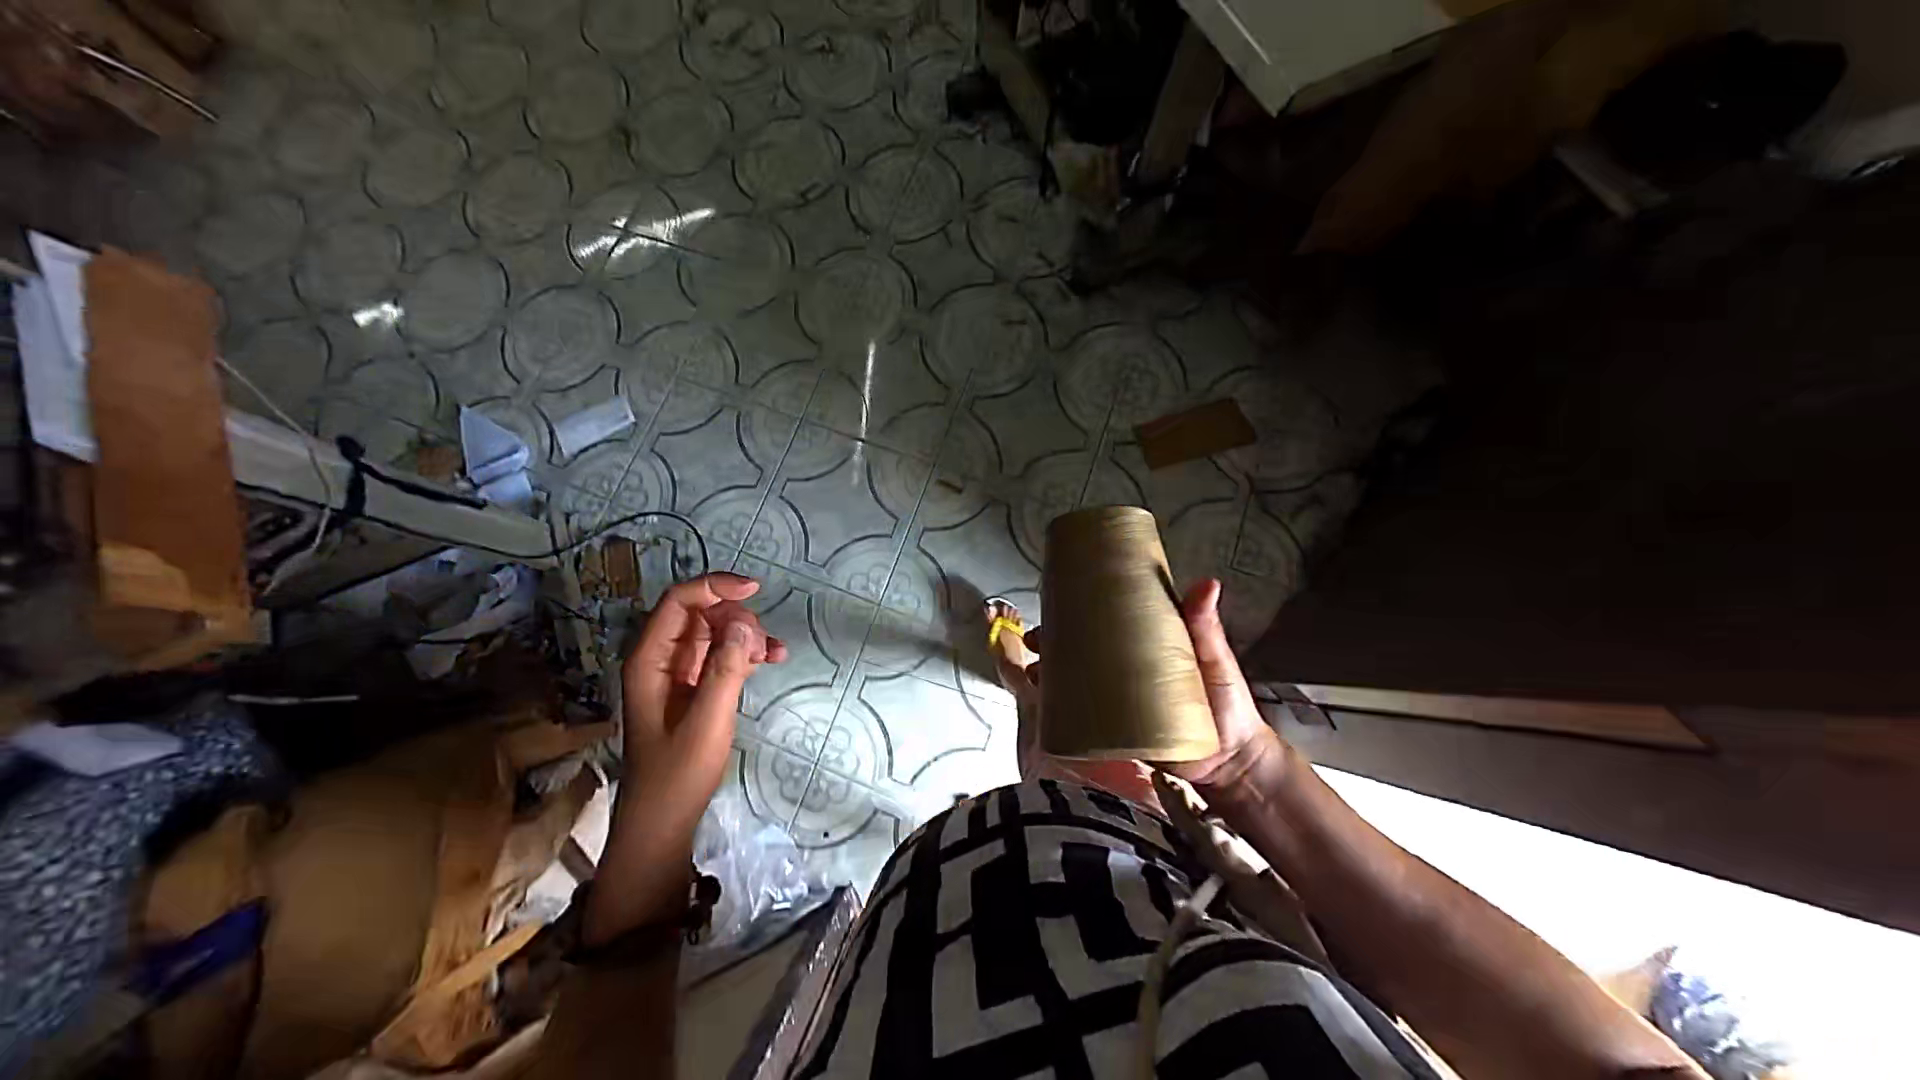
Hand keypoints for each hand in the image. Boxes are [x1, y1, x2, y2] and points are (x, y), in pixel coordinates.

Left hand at [588, 573, 787, 943]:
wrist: (663, 821)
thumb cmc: (678, 774)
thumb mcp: (706, 721)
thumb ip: (725, 669)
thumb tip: (746, 624)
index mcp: (649, 659)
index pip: (679, 601)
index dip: (714, 586)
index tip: (754, 589)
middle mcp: (661, 658)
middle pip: (700, 612)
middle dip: (736, 618)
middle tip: (762, 644)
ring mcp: (678, 672)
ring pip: (715, 632)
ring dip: (746, 636)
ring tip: (771, 656)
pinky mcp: (695, 687)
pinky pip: (722, 655)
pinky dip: (746, 653)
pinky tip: (772, 659)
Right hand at [1017, 579, 1289, 803]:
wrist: (1232, 765)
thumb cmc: (1229, 708)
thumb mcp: (1215, 659)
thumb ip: (1206, 627)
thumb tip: (1207, 585)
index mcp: (1145, 649)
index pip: (1104, 626)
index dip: (1075, 616)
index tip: (1054, 606)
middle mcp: (1125, 673)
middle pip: (1079, 654)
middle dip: (1051, 646)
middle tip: (1038, 641)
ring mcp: (1118, 704)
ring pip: (1074, 685)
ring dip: (1049, 677)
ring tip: (1037, 674)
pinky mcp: (1115, 734)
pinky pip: (1081, 720)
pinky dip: (1060, 712)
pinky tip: (1046, 706)